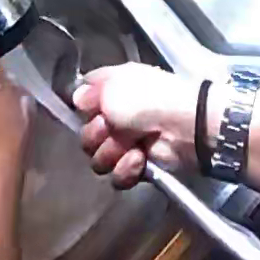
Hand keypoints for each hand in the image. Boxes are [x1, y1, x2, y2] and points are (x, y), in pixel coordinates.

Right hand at [72, 64, 201, 188]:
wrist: (182, 127)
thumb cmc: (147, 99)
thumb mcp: (114, 85)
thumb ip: (90, 91)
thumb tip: (77, 96)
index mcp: (115, 86)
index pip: (85, 94)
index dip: (82, 103)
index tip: (84, 108)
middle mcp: (119, 111)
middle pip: (87, 132)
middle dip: (95, 134)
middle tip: (109, 128)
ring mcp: (128, 139)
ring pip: (99, 157)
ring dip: (111, 153)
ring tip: (130, 144)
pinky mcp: (137, 163)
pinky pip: (117, 174)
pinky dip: (126, 168)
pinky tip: (138, 158)